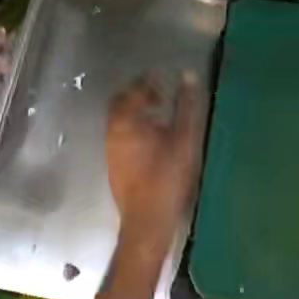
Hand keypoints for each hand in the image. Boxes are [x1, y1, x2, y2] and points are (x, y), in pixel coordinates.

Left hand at [106, 71, 203, 258]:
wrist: (147, 223)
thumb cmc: (167, 177)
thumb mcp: (184, 137)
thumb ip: (186, 105)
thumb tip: (188, 75)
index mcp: (127, 120)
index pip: (134, 90)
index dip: (148, 81)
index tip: (162, 78)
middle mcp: (113, 131)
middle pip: (121, 103)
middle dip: (138, 94)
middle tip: (159, 94)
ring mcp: (110, 149)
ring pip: (119, 120)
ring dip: (136, 112)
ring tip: (158, 115)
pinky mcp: (113, 165)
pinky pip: (120, 136)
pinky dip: (133, 128)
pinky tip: (151, 139)